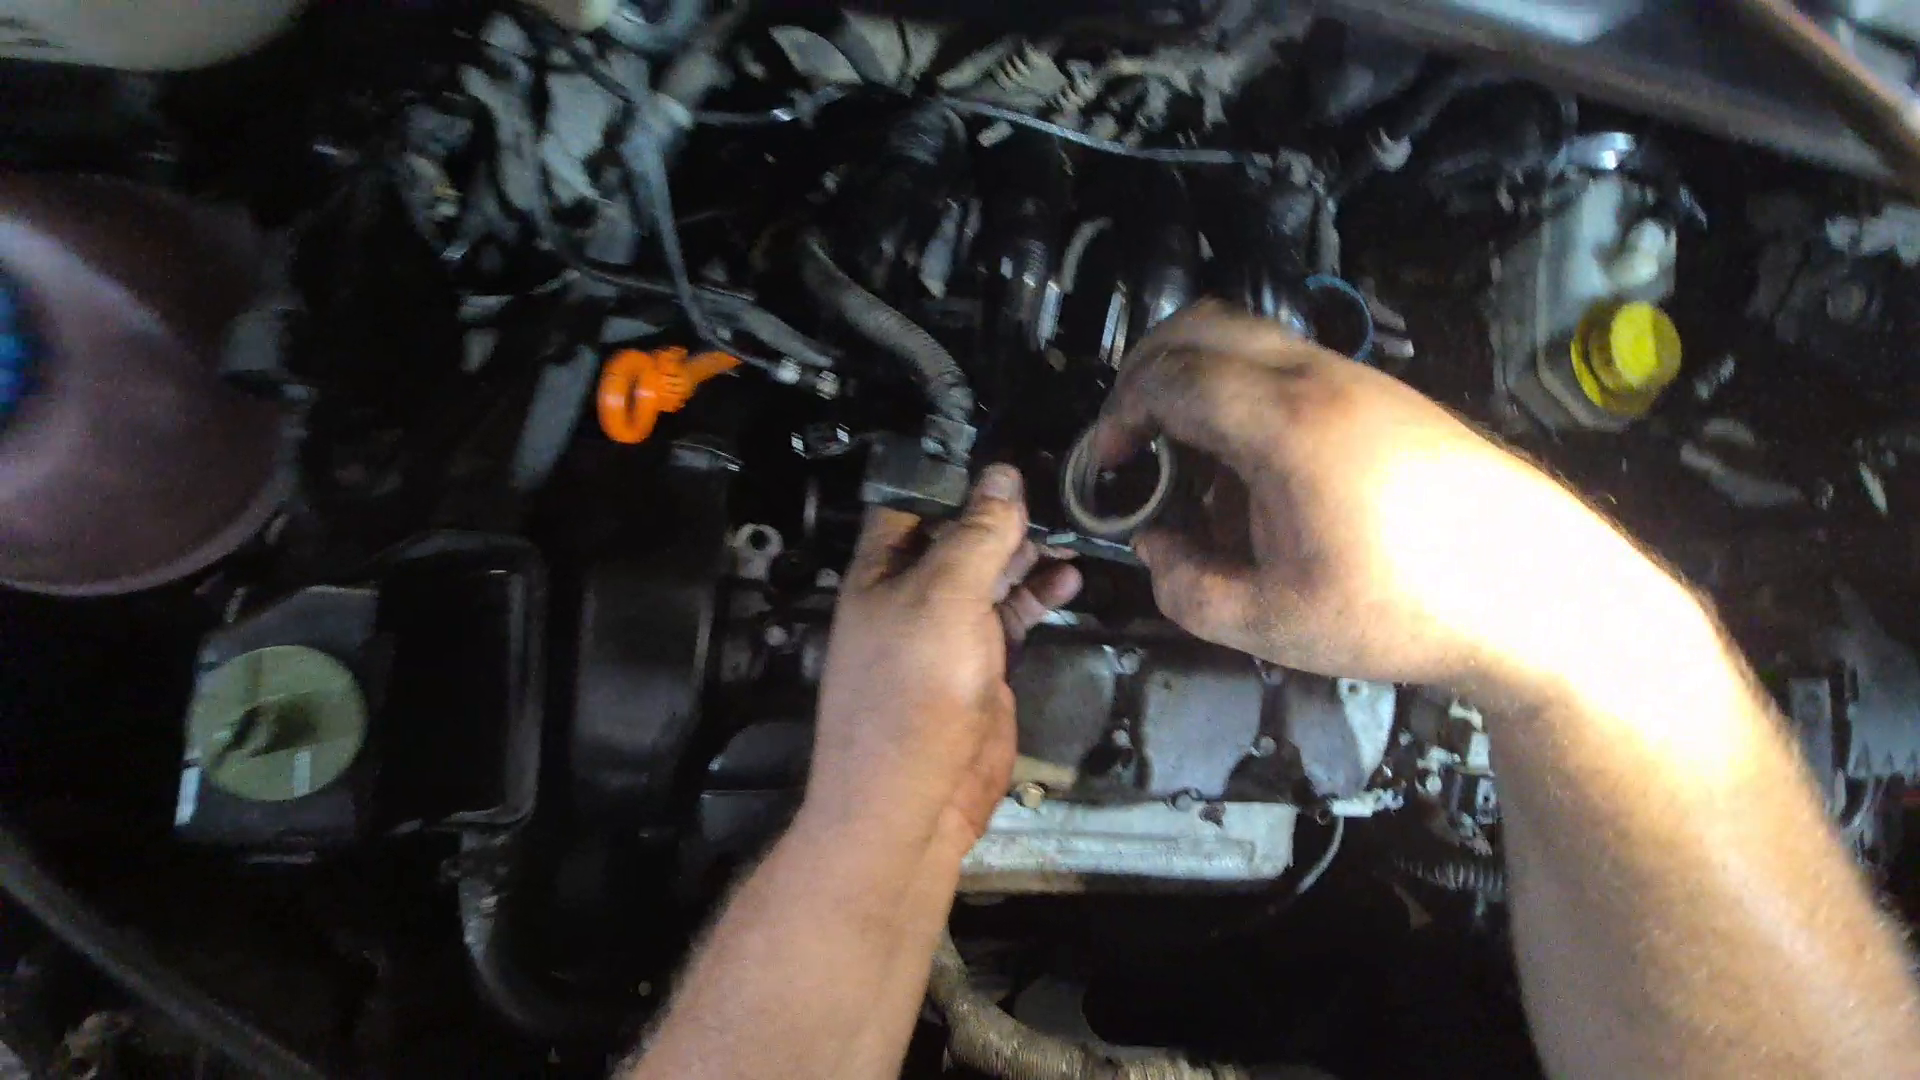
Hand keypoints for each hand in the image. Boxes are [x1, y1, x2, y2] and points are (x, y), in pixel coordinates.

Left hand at [805, 465, 1080, 858]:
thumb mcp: (943, 597)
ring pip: (991, 573)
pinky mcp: (980, 661)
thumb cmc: (914, 688)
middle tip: (1057, 494)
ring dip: (1028, 553)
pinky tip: (1068, 581)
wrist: (914, 799)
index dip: (957, 476)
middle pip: (960, 534)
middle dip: (1004, 514)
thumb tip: (1003, 475)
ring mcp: (948, 628)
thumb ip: (976, 535)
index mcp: (883, 567)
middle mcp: (912, 591)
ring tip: (1071, 534)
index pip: (915, 500)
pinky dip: (1038, 595)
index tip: (1010, 456)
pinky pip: (1011, 614)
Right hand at [1091, 303, 1643, 687]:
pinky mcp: (1380, 393)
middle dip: (1142, 372)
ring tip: (1184, 454)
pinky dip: (1236, 392)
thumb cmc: (1400, 611)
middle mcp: (1315, 378)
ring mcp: (1354, 376)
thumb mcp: (1270, 623)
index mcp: (1282, 424)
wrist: (1543, 597)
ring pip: (1243, 336)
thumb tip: (1154, 543)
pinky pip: (1281, 364)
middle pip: (1199, 326)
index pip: (1170, 379)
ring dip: (1191, 379)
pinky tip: (1248, 466)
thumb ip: (1184, 585)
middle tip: (1128, 435)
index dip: (1118, 416)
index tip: (1107, 466)